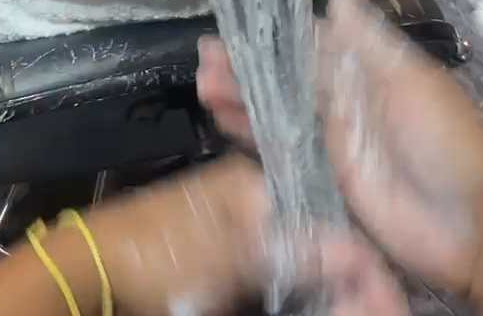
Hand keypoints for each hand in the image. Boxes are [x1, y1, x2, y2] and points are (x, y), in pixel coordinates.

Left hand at [98, 155, 411, 315]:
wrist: (98, 270)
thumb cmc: (161, 252)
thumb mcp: (230, 254)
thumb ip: (295, 250)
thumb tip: (362, 254)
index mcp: (251, 180)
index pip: (322, 207)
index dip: (357, 251)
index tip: (384, 289)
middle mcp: (251, 194)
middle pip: (314, 230)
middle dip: (345, 268)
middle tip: (376, 301)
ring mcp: (239, 223)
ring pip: (298, 251)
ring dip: (324, 279)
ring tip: (359, 301)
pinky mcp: (228, 252)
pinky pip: (276, 265)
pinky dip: (295, 283)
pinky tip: (319, 298)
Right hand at [197, 0, 482, 294]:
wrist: (474, 230)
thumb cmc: (447, 144)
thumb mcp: (414, 84)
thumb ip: (371, 42)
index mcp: (362, 71)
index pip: (307, 44)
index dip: (271, 34)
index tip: (233, 24)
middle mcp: (340, 99)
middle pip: (281, 76)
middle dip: (244, 64)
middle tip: (204, 56)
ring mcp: (328, 138)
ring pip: (274, 109)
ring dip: (239, 95)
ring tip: (203, 84)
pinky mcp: (321, 175)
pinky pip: (278, 149)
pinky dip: (249, 134)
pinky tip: (220, 121)